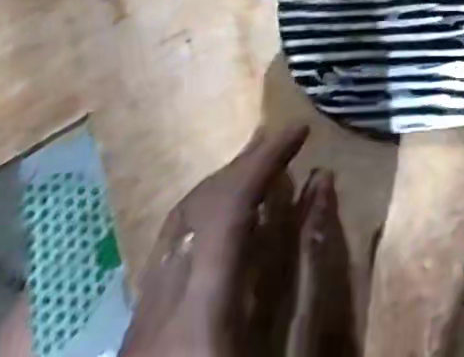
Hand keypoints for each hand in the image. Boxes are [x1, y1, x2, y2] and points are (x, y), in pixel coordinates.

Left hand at [120, 124, 355, 356]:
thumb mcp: (286, 350)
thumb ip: (310, 278)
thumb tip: (323, 195)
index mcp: (202, 309)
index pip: (228, 206)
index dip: (264, 159)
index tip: (299, 129)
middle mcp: (164, 300)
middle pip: (198, 207)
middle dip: (243, 164)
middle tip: (281, 140)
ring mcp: (145, 316)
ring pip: (177, 225)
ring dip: (221, 187)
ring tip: (258, 170)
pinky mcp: (140, 333)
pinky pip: (172, 252)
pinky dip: (204, 221)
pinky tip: (227, 229)